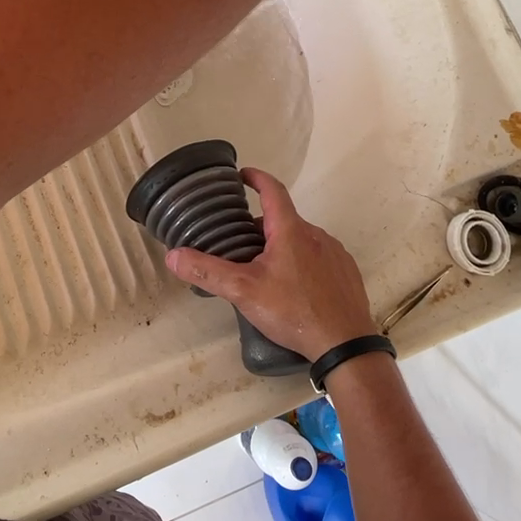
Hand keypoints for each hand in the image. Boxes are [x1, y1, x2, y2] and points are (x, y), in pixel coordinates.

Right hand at [164, 168, 377, 359]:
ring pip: (301, 240)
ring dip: (281, 246)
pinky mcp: (347, 273)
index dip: (256, 178)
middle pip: (283, 219)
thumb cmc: (293, 311)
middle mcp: (315, 234)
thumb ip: (207, 272)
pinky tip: (294, 288)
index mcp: (290, 230)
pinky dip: (302, 262)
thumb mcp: (243, 291)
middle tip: (238, 244)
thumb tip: (173, 256)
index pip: (272, 190)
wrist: (346, 346)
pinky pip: (319, 257)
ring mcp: (335, 253)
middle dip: (260, 226)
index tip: (242, 174)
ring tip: (263, 271)